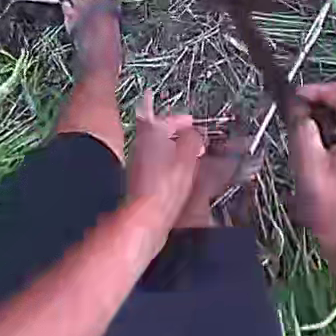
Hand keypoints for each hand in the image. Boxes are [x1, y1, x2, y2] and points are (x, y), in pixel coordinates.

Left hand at [124, 90, 205, 233]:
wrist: (145, 219)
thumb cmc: (162, 188)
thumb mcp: (188, 156)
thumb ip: (194, 138)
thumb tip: (196, 134)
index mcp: (151, 133)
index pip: (167, 117)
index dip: (183, 120)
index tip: (193, 123)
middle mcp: (141, 144)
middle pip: (161, 132)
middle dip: (179, 135)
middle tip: (194, 140)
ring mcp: (138, 162)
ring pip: (159, 149)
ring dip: (174, 150)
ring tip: (190, 158)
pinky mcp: (140, 180)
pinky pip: (157, 165)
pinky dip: (168, 165)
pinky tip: (179, 176)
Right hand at [290, 83, 335, 270]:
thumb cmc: (335, 212)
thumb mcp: (310, 166)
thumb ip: (303, 130)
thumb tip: (299, 107)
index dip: (317, 90)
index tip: (294, 98)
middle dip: (321, 106)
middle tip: (297, 118)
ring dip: (328, 123)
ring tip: (305, 137)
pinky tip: (321, 154)